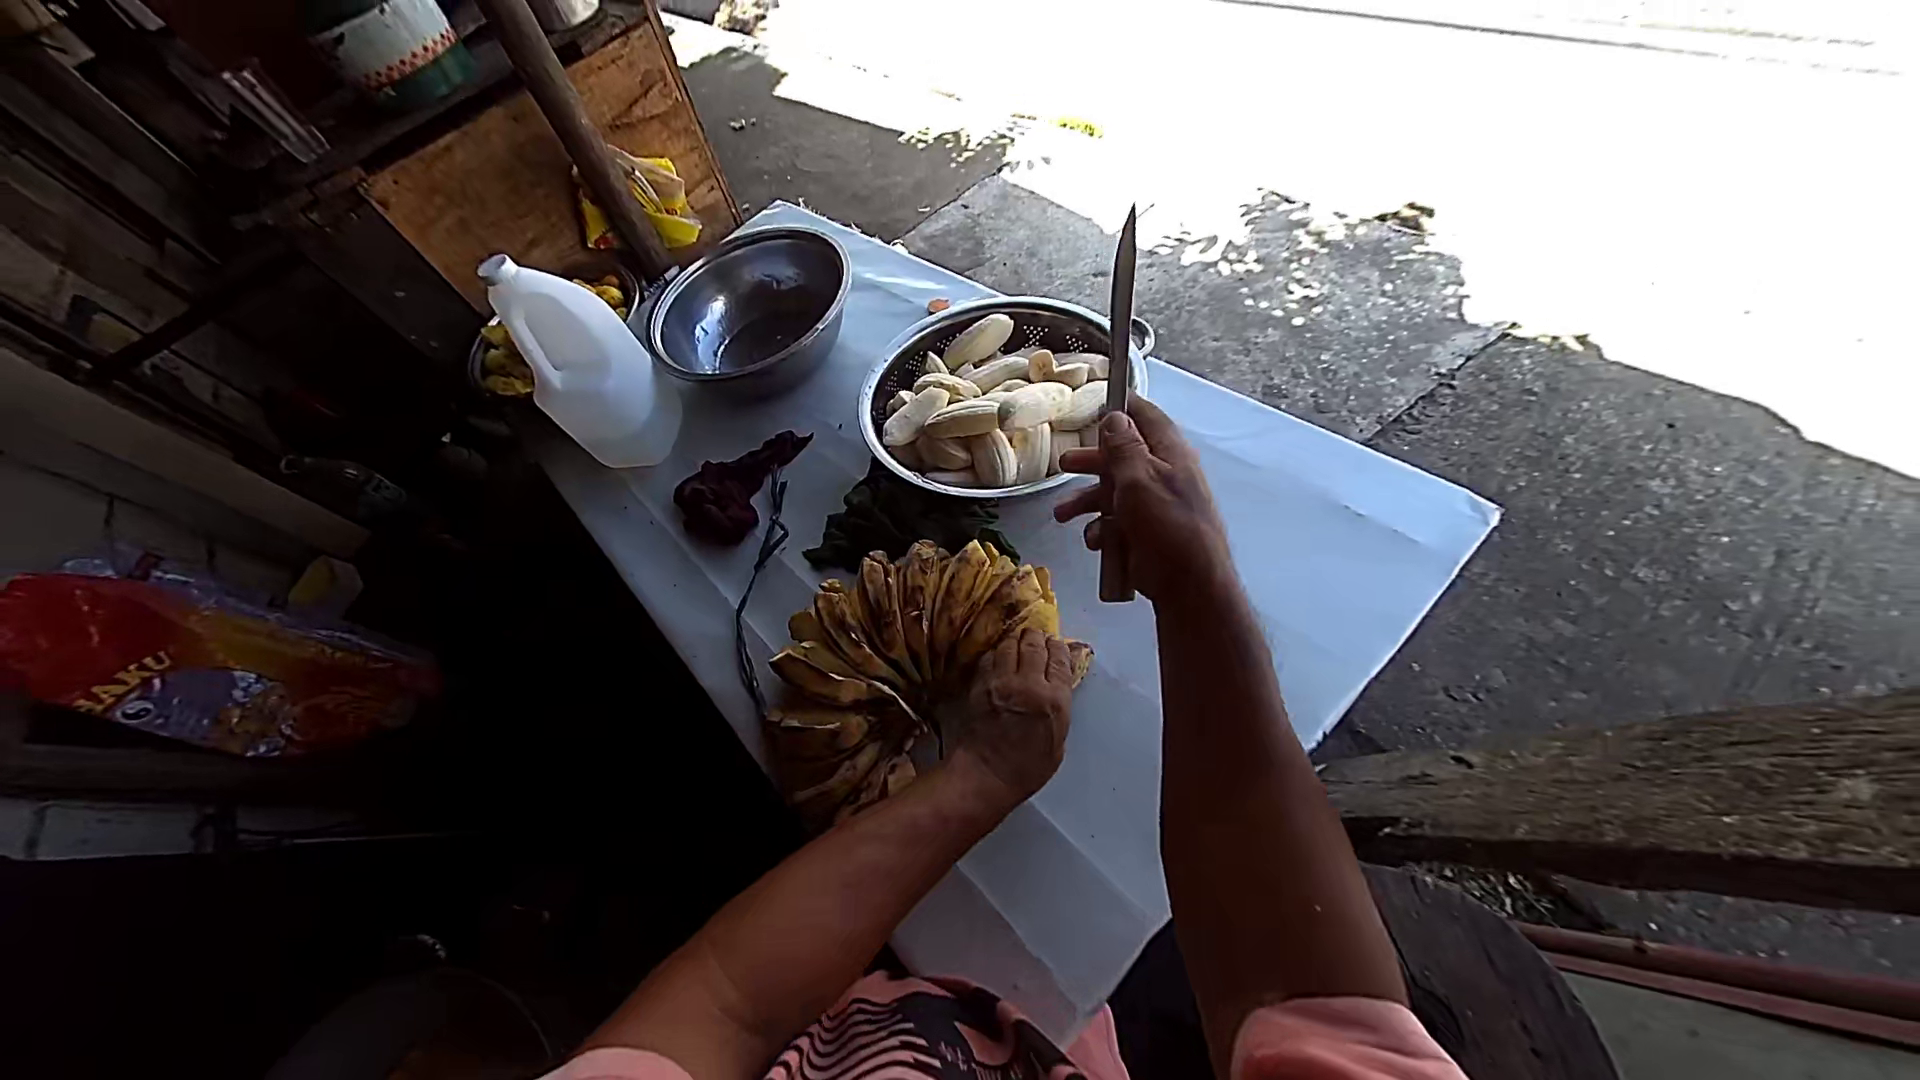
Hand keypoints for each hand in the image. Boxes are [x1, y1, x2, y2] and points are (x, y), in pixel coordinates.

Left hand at [946, 628, 1074, 805]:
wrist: (986, 774)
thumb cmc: (1027, 768)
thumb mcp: (1058, 739)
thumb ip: (1059, 706)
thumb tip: (1056, 684)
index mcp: (1054, 700)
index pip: (1059, 660)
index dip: (1058, 648)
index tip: (1056, 643)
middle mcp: (1029, 684)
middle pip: (1034, 646)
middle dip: (1037, 637)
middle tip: (1037, 635)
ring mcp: (1001, 681)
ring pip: (1010, 645)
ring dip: (1016, 640)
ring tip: (1019, 640)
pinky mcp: (980, 683)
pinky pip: (991, 657)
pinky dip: (998, 652)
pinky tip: (1000, 656)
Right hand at [1053, 397, 1235, 605]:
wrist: (1187, 583)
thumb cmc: (1164, 524)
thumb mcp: (1138, 479)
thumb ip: (1123, 447)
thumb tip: (1114, 416)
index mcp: (1168, 453)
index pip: (1146, 417)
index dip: (1122, 408)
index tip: (1095, 404)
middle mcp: (1162, 474)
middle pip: (1121, 457)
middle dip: (1091, 462)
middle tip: (1064, 463)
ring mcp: (1154, 504)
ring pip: (1113, 493)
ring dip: (1087, 501)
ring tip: (1063, 514)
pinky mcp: (1145, 531)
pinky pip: (1116, 521)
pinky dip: (1101, 529)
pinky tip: (1094, 540)